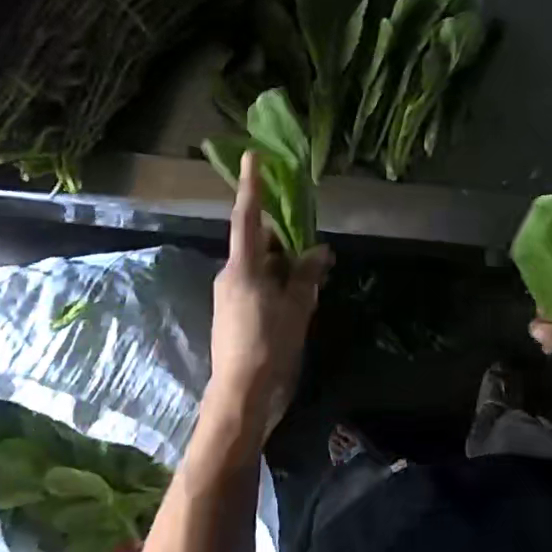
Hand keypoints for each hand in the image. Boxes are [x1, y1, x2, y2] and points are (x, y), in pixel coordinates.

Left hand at [206, 152, 330, 425]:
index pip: (247, 219)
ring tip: (316, 275)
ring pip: (263, 268)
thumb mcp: (297, 308)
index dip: (252, 187)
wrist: (242, 394)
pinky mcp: (236, 314)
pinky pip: (260, 286)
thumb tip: (320, 251)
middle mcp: (232, 276)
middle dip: (285, 238)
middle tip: (314, 241)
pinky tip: (302, 297)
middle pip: (259, 244)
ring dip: (287, 266)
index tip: (253, 157)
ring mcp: (231, 296)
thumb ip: (307, 276)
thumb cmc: (269, 346)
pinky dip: (281, 284)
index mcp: (242, 269)